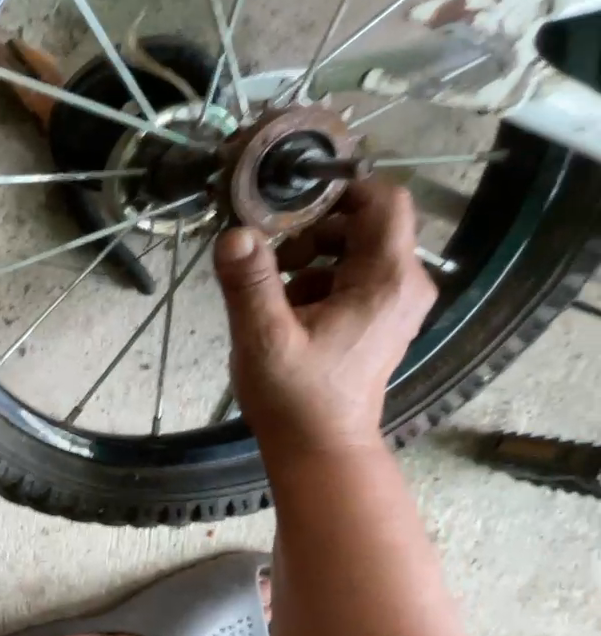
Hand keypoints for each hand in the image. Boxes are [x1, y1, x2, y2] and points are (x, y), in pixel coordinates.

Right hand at [213, 179, 437, 462]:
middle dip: (310, 233)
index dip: (337, 192)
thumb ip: (249, 283)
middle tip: (266, 261)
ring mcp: (391, 303)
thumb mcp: (262, 336)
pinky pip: (346, 279)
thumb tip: (235, 233)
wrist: (317, 443)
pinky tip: (283, 312)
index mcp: (386, 280)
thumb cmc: (294, 393)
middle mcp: (402, 284)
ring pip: (351, 253)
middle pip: (362, 226)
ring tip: (269, 293)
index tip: (285, 205)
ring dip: (306, 260)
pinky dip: (312, 283)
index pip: (383, 202)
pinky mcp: (375, 319)